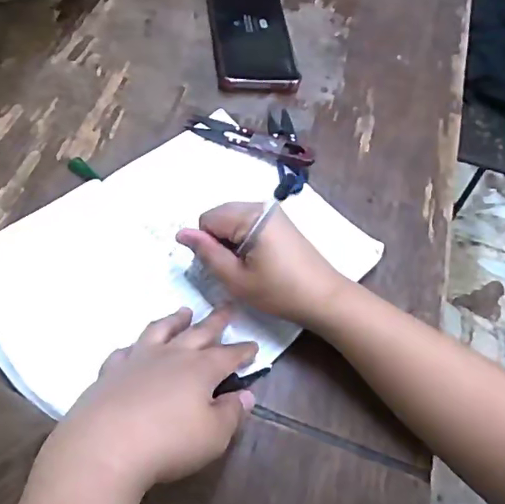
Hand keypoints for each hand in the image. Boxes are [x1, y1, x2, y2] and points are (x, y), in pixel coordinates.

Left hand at [40, 307, 257, 497]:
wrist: (104, 447)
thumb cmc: (168, 443)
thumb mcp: (213, 436)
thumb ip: (231, 413)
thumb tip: (245, 395)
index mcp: (201, 369)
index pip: (228, 355)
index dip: (242, 351)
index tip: (253, 346)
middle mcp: (171, 356)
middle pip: (198, 333)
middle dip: (216, 322)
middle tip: (227, 308)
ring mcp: (138, 360)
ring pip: (160, 331)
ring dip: (175, 320)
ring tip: (184, 312)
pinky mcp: (110, 372)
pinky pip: (125, 351)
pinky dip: (134, 346)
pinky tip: (134, 348)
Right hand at [176, 202, 351, 326]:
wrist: (323, 297)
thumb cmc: (278, 291)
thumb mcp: (236, 278)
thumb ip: (207, 253)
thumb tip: (181, 233)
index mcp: (250, 216)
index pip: (207, 219)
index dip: (208, 245)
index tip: (226, 267)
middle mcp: (261, 206)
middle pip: (219, 215)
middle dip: (219, 241)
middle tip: (237, 269)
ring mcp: (273, 212)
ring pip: (233, 220)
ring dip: (232, 241)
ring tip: (250, 267)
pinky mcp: (280, 222)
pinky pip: (249, 223)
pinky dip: (245, 240)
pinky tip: (260, 261)